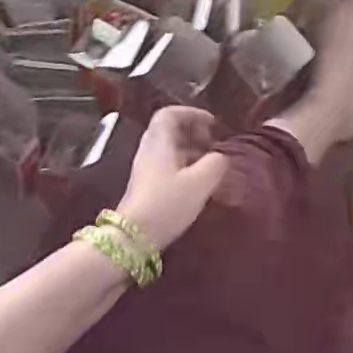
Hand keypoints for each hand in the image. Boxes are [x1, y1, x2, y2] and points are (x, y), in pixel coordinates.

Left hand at [114, 106, 230, 249]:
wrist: (133, 237)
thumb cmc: (167, 204)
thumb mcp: (200, 182)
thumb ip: (216, 163)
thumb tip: (220, 157)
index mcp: (159, 143)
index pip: (169, 114)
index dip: (192, 114)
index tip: (212, 125)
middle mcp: (148, 152)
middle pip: (168, 132)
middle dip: (193, 134)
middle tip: (214, 146)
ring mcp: (144, 172)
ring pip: (168, 152)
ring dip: (189, 154)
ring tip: (210, 167)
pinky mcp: (144, 189)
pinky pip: (165, 169)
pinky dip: (182, 169)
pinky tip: (196, 186)